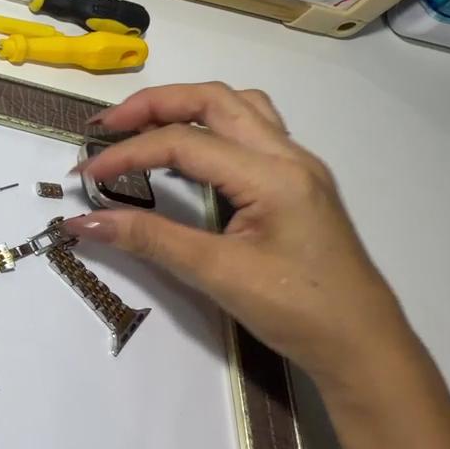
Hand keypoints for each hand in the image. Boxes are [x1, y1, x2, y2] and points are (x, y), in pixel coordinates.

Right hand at [66, 83, 421, 399]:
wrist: (365, 348)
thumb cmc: (298, 311)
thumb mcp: (216, 274)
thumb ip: (149, 239)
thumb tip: (85, 222)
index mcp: (273, 176)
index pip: (184, 143)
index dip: (126, 153)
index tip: (84, 175)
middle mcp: (289, 157)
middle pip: (213, 100)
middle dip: (153, 104)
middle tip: (105, 125)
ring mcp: (297, 167)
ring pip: (236, 107)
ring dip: (184, 106)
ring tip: (140, 127)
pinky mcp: (295, 182)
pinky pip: (249, 129)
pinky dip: (207, 125)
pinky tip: (185, 152)